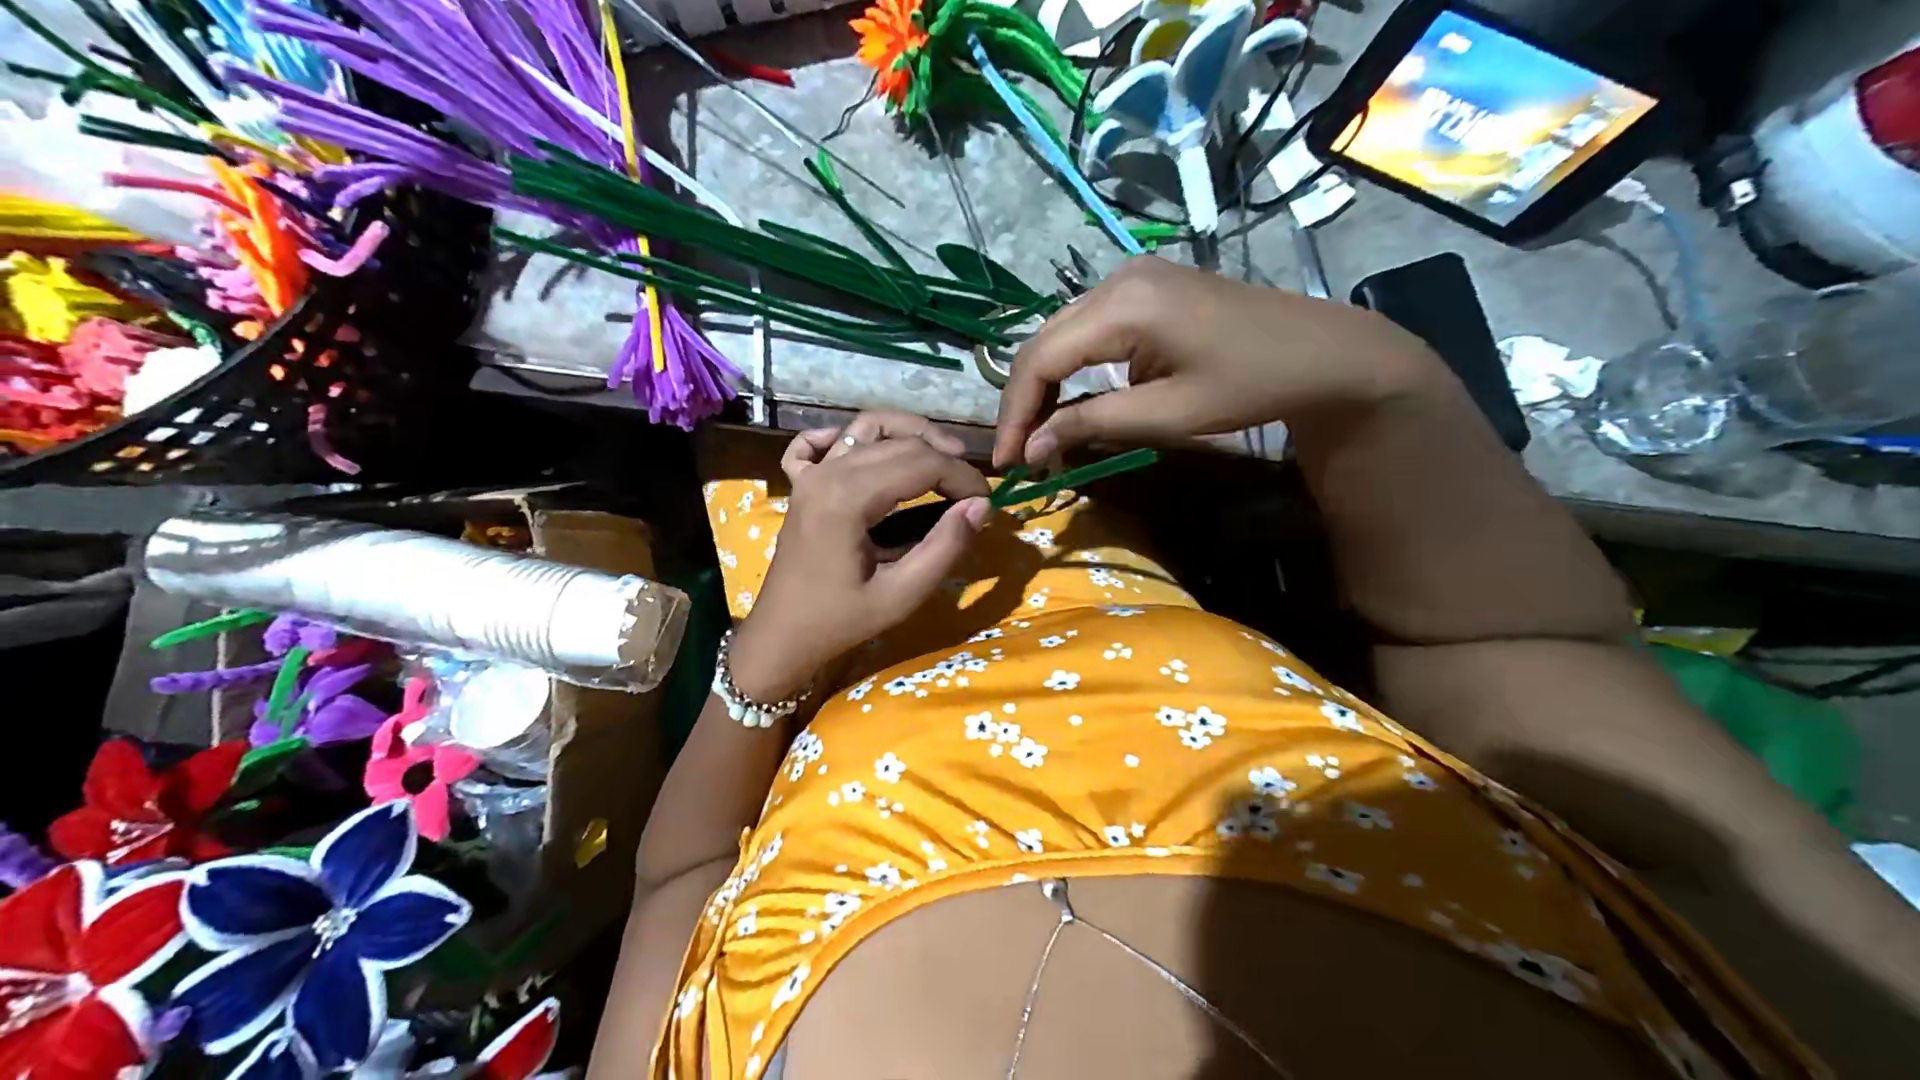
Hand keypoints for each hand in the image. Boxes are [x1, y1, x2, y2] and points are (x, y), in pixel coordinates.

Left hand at [729, 413, 990, 701]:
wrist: (782, 635)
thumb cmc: (840, 621)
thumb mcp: (901, 596)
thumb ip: (944, 548)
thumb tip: (980, 507)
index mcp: (849, 498)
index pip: (922, 463)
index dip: (962, 476)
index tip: (987, 501)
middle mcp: (828, 472)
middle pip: (900, 441)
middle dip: (945, 458)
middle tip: (972, 490)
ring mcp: (810, 475)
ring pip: (866, 427)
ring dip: (909, 432)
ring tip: (942, 455)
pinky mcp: (800, 484)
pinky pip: (818, 442)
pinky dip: (844, 436)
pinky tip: (866, 449)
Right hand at [992, 256, 1444, 466]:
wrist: (1321, 351)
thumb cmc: (1250, 384)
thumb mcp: (1167, 414)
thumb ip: (1092, 424)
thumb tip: (1032, 449)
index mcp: (1123, 303)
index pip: (1041, 359)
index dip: (1016, 413)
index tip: (1007, 461)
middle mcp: (1116, 279)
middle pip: (1043, 342)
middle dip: (1023, 401)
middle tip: (1017, 453)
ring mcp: (1130, 278)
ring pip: (1060, 335)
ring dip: (1044, 386)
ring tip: (1037, 435)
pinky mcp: (1143, 289)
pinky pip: (1086, 330)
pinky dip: (1071, 369)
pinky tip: (1068, 402)